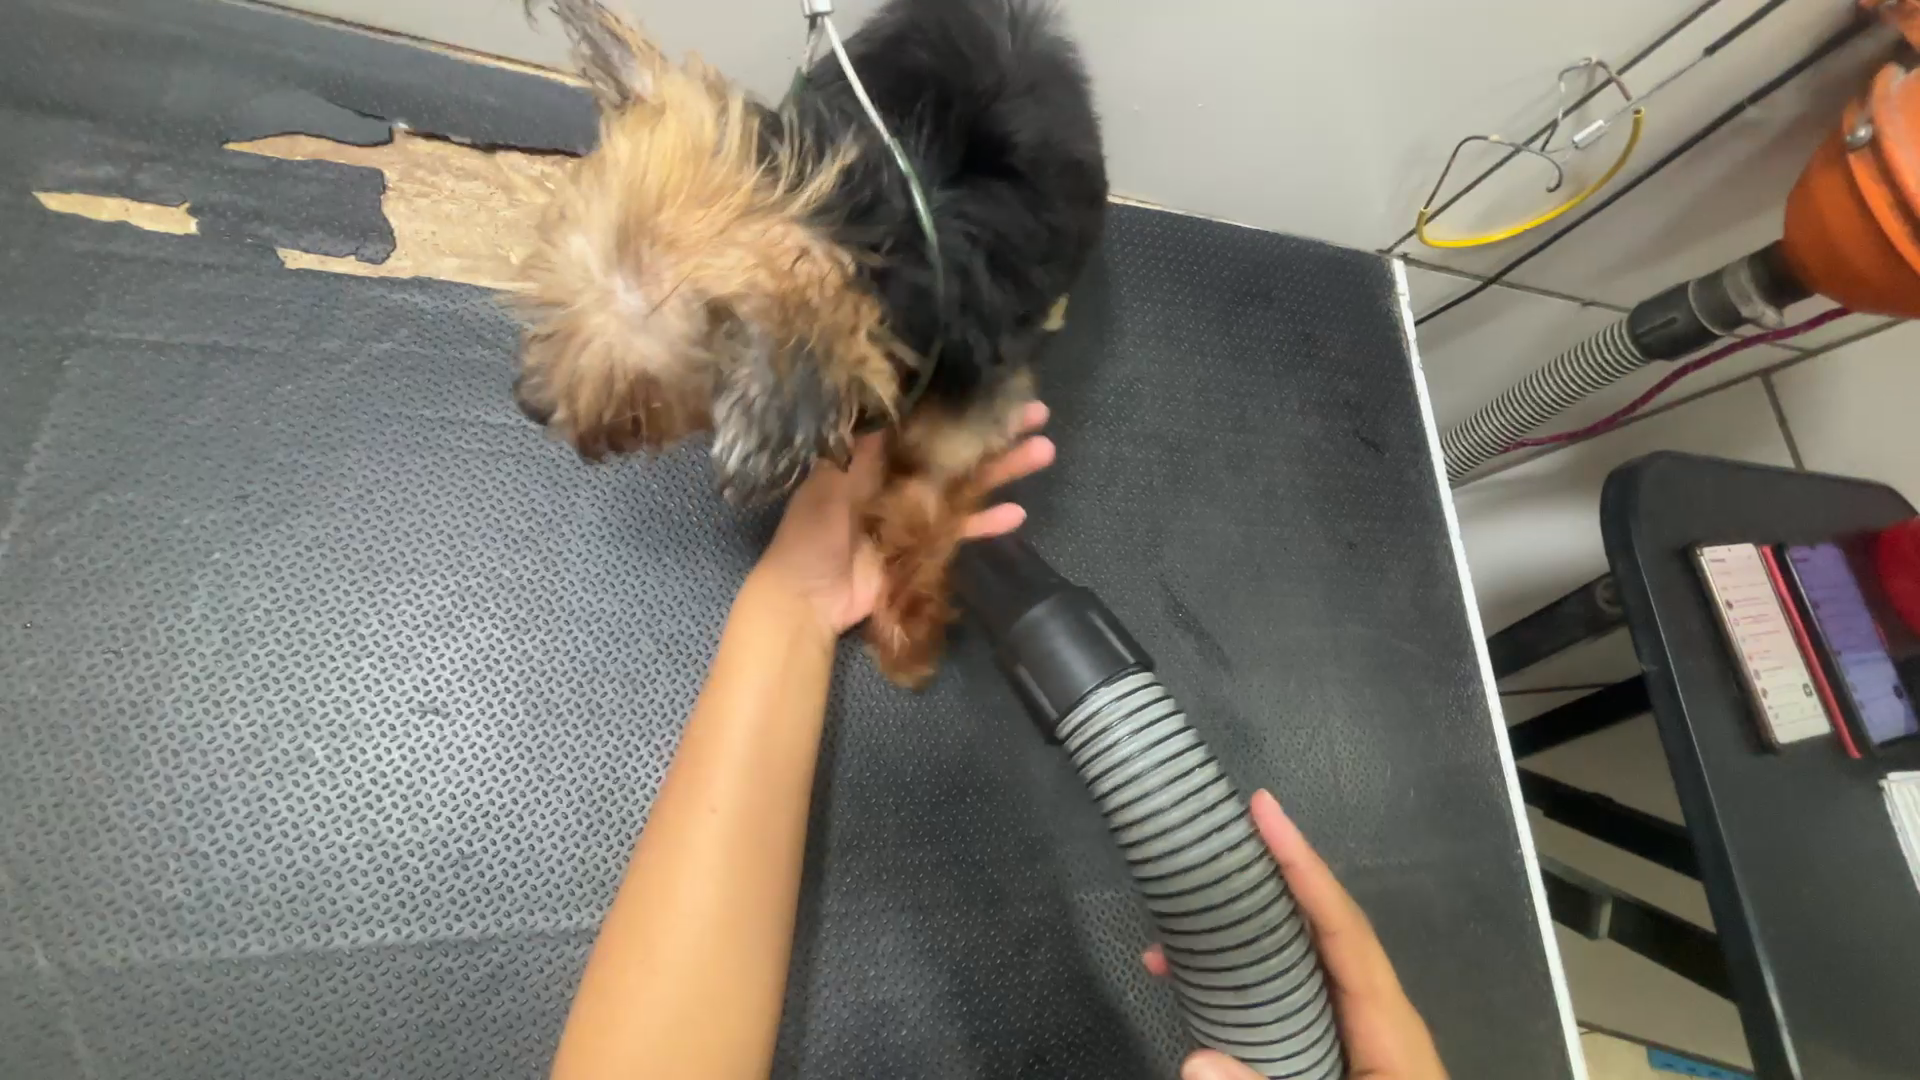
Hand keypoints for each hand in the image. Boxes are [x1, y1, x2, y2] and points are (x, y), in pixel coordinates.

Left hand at [754, 402, 1054, 637]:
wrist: (807, 598)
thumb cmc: (809, 534)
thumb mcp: (830, 480)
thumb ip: (865, 446)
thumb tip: (895, 400)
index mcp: (875, 457)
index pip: (924, 424)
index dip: (957, 407)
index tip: (991, 387)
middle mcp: (902, 479)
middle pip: (956, 452)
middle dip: (995, 434)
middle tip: (1038, 413)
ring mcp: (919, 514)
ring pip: (968, 487)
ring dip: (1004, 470)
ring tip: (1044, 450)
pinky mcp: (928, 548)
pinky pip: (963, 531)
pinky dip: (987, 523)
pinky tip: (1018, 512)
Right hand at [1143, 791, 1446, 1079]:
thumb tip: (1191, 1060)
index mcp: (1389, 1031)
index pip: (1342, 928)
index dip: (1302, 865)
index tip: (1262, 809)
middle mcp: (1369, 1018)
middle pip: (1314, 927)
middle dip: (1261, 877)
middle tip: (1210, 834)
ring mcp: (1345, 1035)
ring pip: (1288, 959)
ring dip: (1233, 928)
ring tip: (1174, 908)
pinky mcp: (1322, 1053)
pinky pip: (1273, 996)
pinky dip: (1228, 977)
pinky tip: (1179, 976)